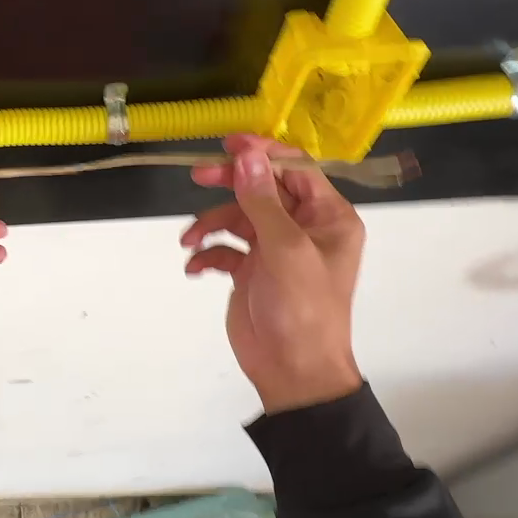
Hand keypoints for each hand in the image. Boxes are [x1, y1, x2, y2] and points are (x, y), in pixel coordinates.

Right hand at [181, 134, 365, 413]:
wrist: (293, 372)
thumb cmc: (301, 309)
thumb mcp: (284, 250)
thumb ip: (263, 201)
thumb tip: (247, 155)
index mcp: (327, 218)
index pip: (296, 169)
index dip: (263, 152)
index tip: (229, 145)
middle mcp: (303, 228)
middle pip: (262, 187)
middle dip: (229, 182)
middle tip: (197, 175)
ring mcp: (275, 249)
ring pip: (237, 216)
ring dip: (209, 224)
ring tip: (189, 242)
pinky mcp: (251, 271)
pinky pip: (225, 248)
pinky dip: (207, 253)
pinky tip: (194, 268)